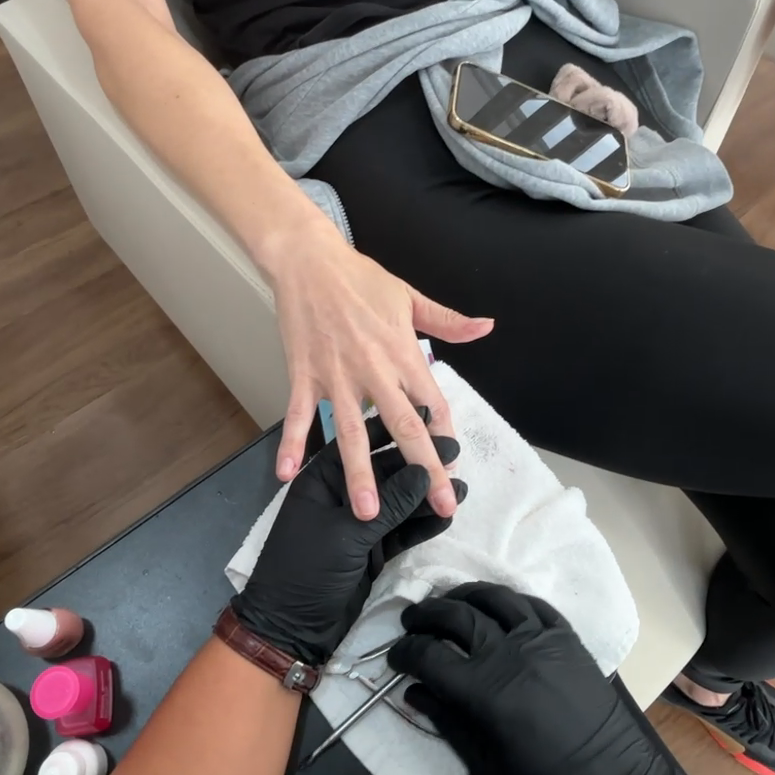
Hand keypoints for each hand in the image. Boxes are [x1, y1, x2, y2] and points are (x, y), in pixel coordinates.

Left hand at [232, 416, 466, 666]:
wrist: (290, 628)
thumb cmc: (305, 569)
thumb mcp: (347, 533)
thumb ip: (388, 504)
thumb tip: (425, 472)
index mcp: (323, 478)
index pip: (363, 446)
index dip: (395, 432)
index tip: (427, 417)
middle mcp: (342, 494)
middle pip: (386, 473)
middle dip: (419, 464)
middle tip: (455, 452)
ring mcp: (357, 523)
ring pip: (397, 503)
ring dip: (426, 496)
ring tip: (462, 486)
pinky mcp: (370, 549)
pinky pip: (399, 531)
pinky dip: (421, 524)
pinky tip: (446, 517)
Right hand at [264, 226, 492, 520]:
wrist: (310, 262)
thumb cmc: (360, 278)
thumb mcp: (409, 297)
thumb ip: (447, 321)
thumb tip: (486, 327)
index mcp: (403, 353)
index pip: (433, 404)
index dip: (446, 438)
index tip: (454, 469)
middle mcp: (375, 371)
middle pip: (403, 427)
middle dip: (423, 469)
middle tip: (439, 507)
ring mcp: (337, 377)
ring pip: (352, 432)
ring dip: (360, 473)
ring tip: (367, 512)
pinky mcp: (305, 375)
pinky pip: (299, 416)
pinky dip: (292, 444)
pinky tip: (287, 475)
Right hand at [391, 583, 705, 774]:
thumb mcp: (486, 767)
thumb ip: (447, 722)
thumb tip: (414, 692)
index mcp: (484, 690)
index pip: (429, 656)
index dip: (406, 652)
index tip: (396, 655)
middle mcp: (508, 652)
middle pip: (456, 615)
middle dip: (427, 614)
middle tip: (413, 620)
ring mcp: (540, 638)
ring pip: (494, 598)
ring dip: (465, 595)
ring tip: (450, 601)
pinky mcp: (566, 637)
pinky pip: (532, 604)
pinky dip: (509, 600)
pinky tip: (498, 605)